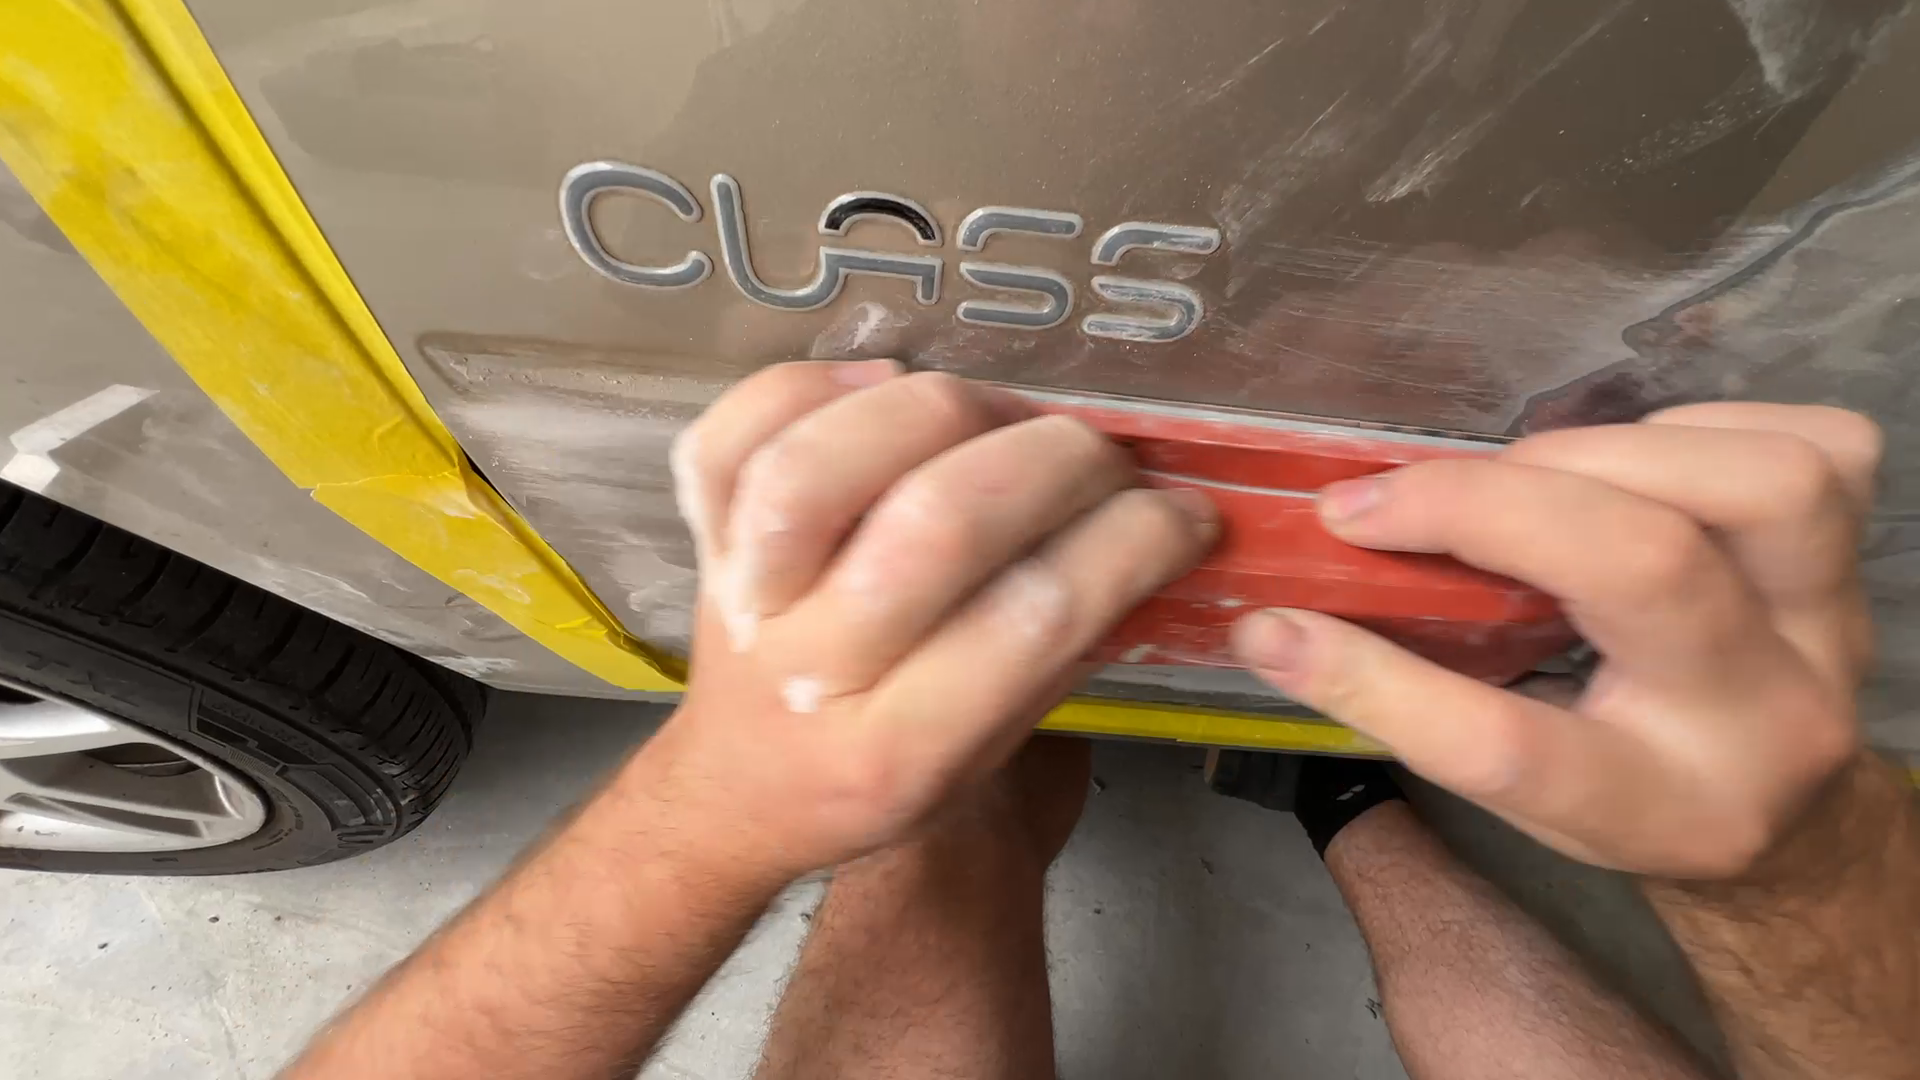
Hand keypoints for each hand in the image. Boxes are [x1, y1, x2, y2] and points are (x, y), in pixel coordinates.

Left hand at [647, 361, 1214, 877]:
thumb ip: (1059, 651)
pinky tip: (877, 387)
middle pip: (938, 522)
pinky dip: (810, 385)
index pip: (1035, 617)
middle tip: (1103, 458)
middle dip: (1056, 463)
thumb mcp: (988, 754)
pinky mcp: (701, 544)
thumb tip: (1146, 528)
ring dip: (940, 411)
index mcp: (898, 751)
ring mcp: (738, 601)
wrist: (738, 788)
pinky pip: (730, 435)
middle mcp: (810, 673)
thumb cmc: (878, 781)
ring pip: (824, 463)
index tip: (1181, 511)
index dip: (1131, 541)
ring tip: (995, 421)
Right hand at [1231, 403, 1881, 878]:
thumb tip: (1265, 627)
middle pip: (1642, 570)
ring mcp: (1830, 624)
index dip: (1374, 681)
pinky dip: (1687, 433)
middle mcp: (1762, 716)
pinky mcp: (1853, 556)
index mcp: (1652, 805)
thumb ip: (1388, 700)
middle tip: (1370, 506)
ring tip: (1504, 480)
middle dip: (1477, 510)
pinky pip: (1809, 446)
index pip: (1507, 748)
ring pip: (1757, 483)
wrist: (1782, 812)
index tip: (1270, 626)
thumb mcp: (1495, 783)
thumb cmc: (1608, 793)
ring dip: (1590, 456)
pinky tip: (1613, 466)